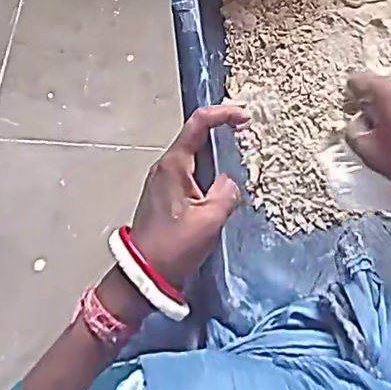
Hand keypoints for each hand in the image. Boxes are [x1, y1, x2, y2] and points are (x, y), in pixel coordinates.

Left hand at [126, 104, 248, 291]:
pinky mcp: (166, 193)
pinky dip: (208, 171)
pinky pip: (191, 172)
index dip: (223, 114)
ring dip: (216, 154)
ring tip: (239, 160)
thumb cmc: (174, 246)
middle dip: (222, 132)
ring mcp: (163, 179)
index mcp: (174, 164)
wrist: (143, 275)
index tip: (245, 117)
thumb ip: (226, 193)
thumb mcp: (209, 220)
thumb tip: (228, 182)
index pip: (199, 123)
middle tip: (247, 135)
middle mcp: (166, 165)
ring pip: (194, 156)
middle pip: (196, 137)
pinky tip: (221, 184)